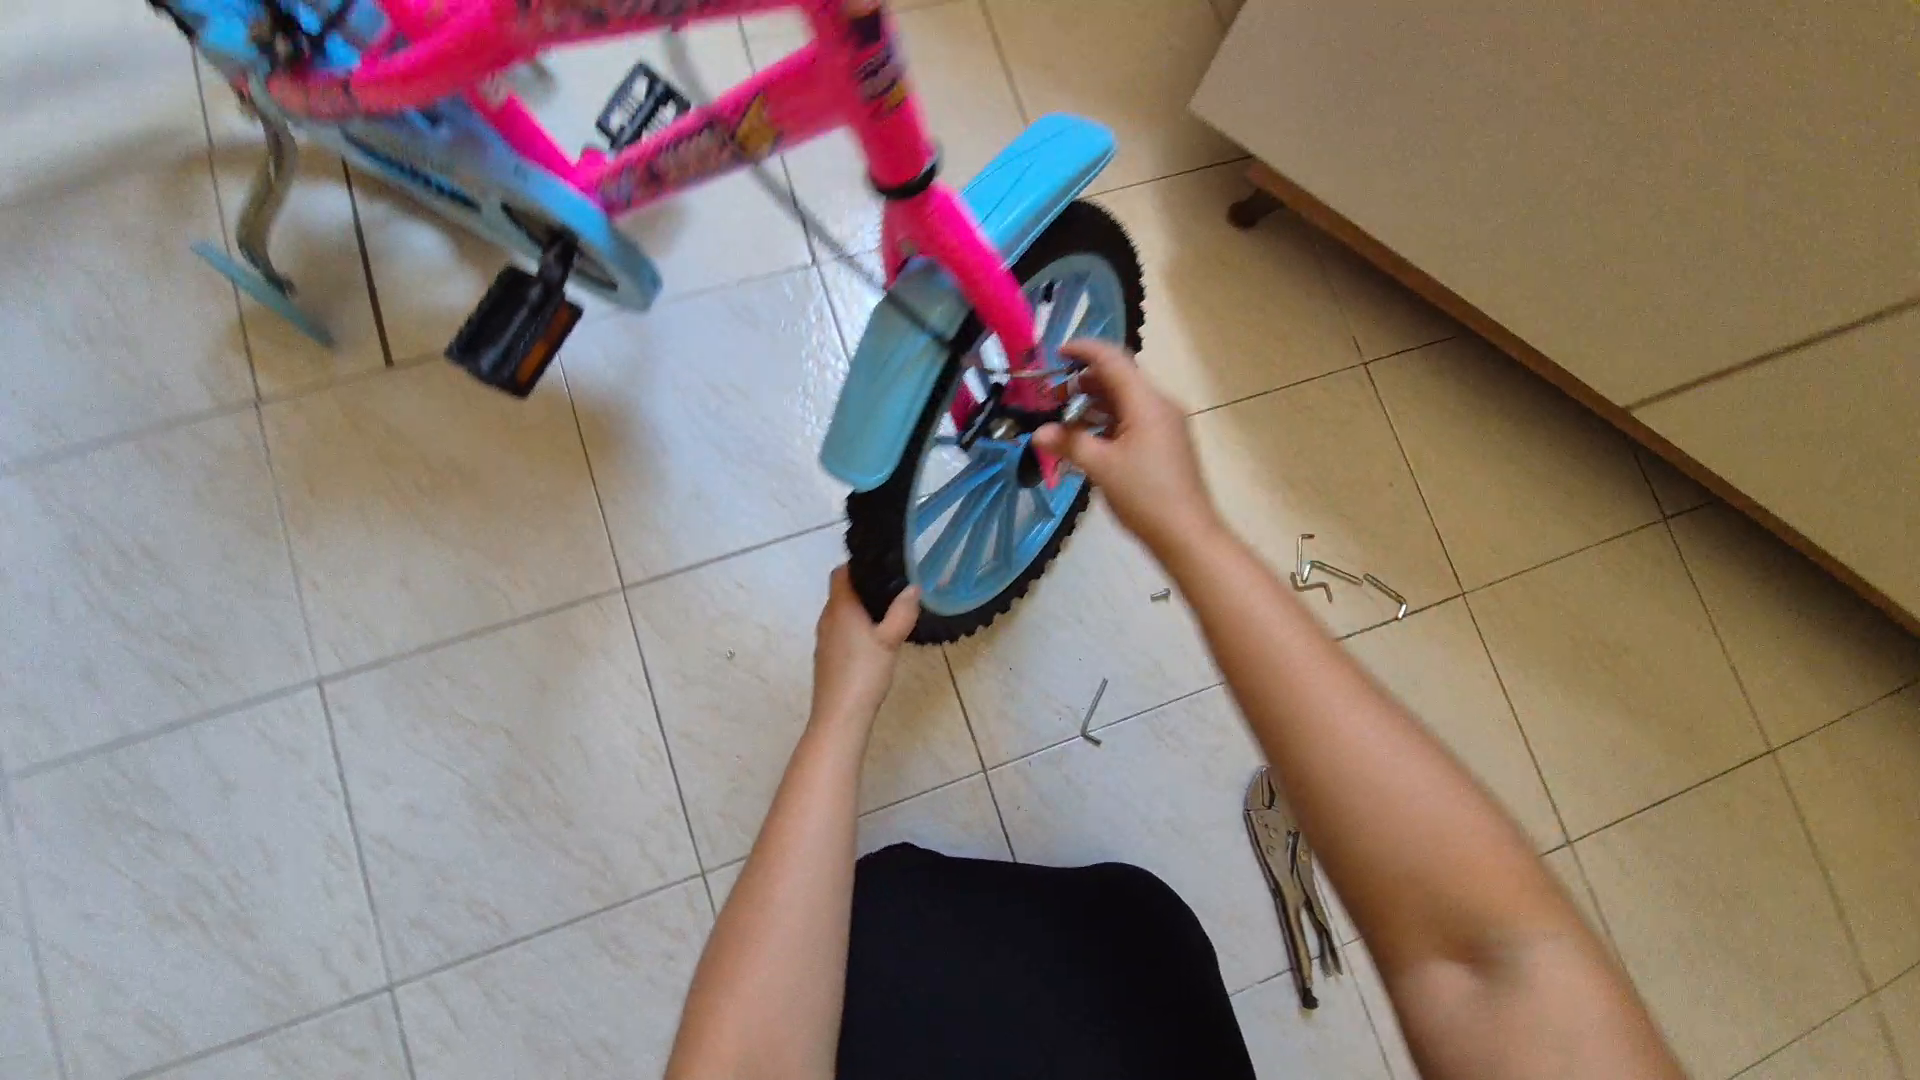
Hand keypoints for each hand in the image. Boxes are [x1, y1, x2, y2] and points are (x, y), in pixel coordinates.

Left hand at [811, 567, 920, 726]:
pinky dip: (855, 628)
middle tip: (892, 589)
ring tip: (888, 613)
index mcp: (840, 608)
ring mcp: (824, 640)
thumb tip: (913, 588)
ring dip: (860, 610)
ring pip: (841, 614)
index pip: (840, 574)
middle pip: (841, 593)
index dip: (857, 566)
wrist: (840, 716)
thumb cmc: (863, 673)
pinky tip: (875, 641)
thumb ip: (902, 612)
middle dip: (864, 588)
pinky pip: (841, 632)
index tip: (881, 567)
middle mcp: (827, 619)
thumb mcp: (890, 640)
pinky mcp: (827, 658)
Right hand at [1033, 340, 1221, 555]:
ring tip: (1064, 421)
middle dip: (1083, 382)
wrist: (1187, 534)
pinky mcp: (1167, 444)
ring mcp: (1166, 425)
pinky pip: (1134, 420)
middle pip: (1119, 378)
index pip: (1112, 359)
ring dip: (1094, 404)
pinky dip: (1108, 422)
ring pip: (1126, 401)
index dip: (1083, 351)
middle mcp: (1160, 405)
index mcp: (1146, 402)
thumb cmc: (1144, 496)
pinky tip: (1088, 441)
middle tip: (1052, 397)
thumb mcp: (1100, 467)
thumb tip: (1039, 433)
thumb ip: (1068, 444)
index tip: (1055, 354)